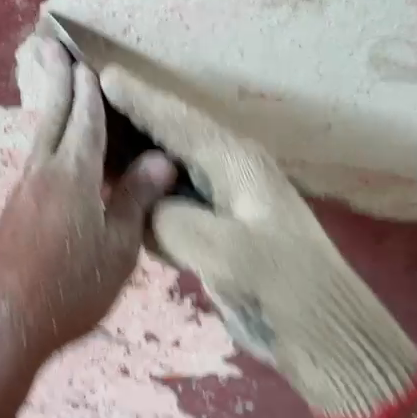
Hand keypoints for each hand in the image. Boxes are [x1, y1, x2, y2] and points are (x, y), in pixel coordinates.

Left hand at [0, 31, 174, 417]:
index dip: (90, 91)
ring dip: (50, 103)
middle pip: (53, 115)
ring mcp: (25, 187)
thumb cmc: (72, 288)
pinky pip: (37, 154)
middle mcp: (44, 170)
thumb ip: (136, 200)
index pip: (85, 121)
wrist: (6, 320)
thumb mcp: (118, 249)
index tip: (88, 60)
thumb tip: (161, 159)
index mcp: (72, 175)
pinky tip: (53, 141)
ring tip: (55, 82)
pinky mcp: (17, 205)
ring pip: (41, 133)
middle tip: (51, 45)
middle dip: (57, 79)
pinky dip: (47, 132)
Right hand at [101, 65, 416, 417]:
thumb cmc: (284, 288)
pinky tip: (116, 190)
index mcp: (233, 161)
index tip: (99, 74)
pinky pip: (169, 198)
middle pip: (167, 132)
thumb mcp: (224, 254)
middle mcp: (226, 169)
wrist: (331, 343)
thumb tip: (140, 206)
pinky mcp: (215, 229)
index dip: (136, 97)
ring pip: (165, 164)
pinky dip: (143, 190)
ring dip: (133, 152)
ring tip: (90, 137)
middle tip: (85, 99)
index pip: (174, 119)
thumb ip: (170, 220)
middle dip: (130, 114)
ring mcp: (221, 199)